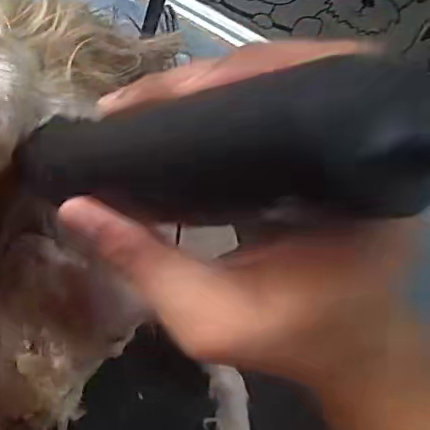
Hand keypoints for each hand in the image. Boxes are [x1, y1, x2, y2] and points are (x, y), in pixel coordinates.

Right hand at [58, 41, 426, 397]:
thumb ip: (144, 264)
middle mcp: (355, 144)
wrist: (355, 355)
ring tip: (147, 103)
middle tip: (127, 104)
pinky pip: (278, 103)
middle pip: (271, 74)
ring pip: (273, 80)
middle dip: (195, 80)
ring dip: (209, 83)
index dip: (201, 87)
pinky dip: (229, 100)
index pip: (269, 96)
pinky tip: (186, 113)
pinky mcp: (335, 147)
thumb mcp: (208, 316)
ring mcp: (351, 141)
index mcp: (339, 179)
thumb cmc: (291, 342)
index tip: (131, 105)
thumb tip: (73, 207)